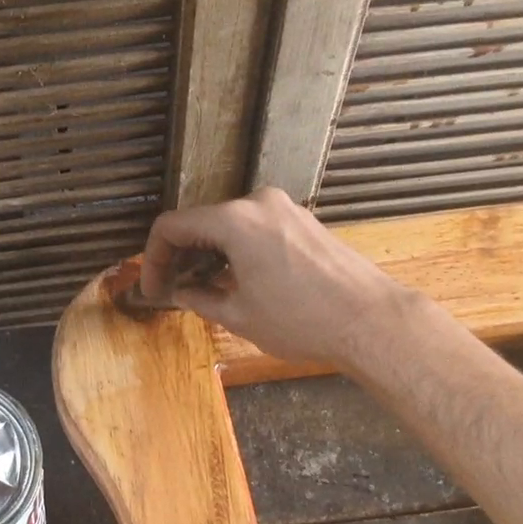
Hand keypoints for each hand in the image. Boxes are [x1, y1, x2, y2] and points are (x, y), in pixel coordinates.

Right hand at [139, 187, 403, 364]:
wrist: (370, 320)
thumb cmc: (301, 320)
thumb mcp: (238, 315)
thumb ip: (199, 299)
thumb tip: (180, 293)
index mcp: (234, 221)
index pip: (171, 227)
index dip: (152, 258)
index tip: (152, 287)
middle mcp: (257, 203)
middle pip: (200, 222)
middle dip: (179, 256)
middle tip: (172, 290)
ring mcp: (284, 209)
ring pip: (228, 225)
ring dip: (208, 253)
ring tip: (202, 290)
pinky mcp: (303, 221)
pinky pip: (254, 228)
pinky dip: (235, 250)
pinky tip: (236, 280)